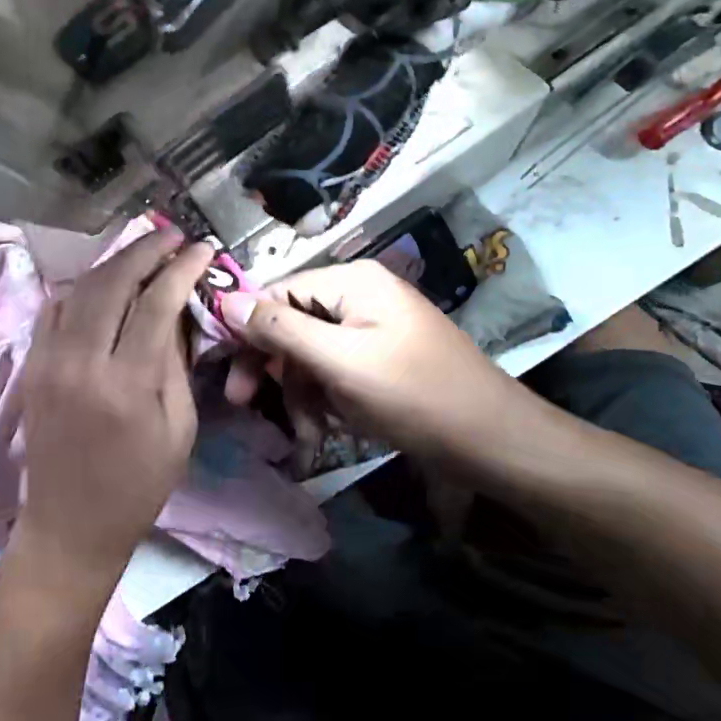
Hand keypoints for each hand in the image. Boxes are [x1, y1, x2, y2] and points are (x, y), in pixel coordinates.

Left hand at [17, 227, 214, 570]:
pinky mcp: (30, 365)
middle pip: (113, 282)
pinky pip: (55, 307)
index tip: (202, 249)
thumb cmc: (139, 483)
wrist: (70, 526)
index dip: (182, 268)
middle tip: (173, 236)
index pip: (157, 303)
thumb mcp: (179, 427)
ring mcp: (47, 360)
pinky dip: (82, 286)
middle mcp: (81, 362)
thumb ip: (177, 362)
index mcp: (126, 384)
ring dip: (115, 262)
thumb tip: (178, 309)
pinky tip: (104, 281)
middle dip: (146, 250)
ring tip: (144, 250)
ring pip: (80, 287)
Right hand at [218, 260, 529, 466]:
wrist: (493, 440)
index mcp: (352, 280)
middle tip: (246, 405)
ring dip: (301, 392)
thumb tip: (227, 299)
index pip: (278, 291)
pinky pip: (337, 369)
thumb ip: (281, 329)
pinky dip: (326, 398)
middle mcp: (361, 294)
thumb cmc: (413, 395)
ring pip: (313, 352)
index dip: (248, 330)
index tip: (229, 374)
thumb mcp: (340, 362)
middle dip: (275, 368)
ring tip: (307, 435)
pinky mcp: (382, 358)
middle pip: (294, 322)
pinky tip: (327, 429)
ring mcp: (374, 327)